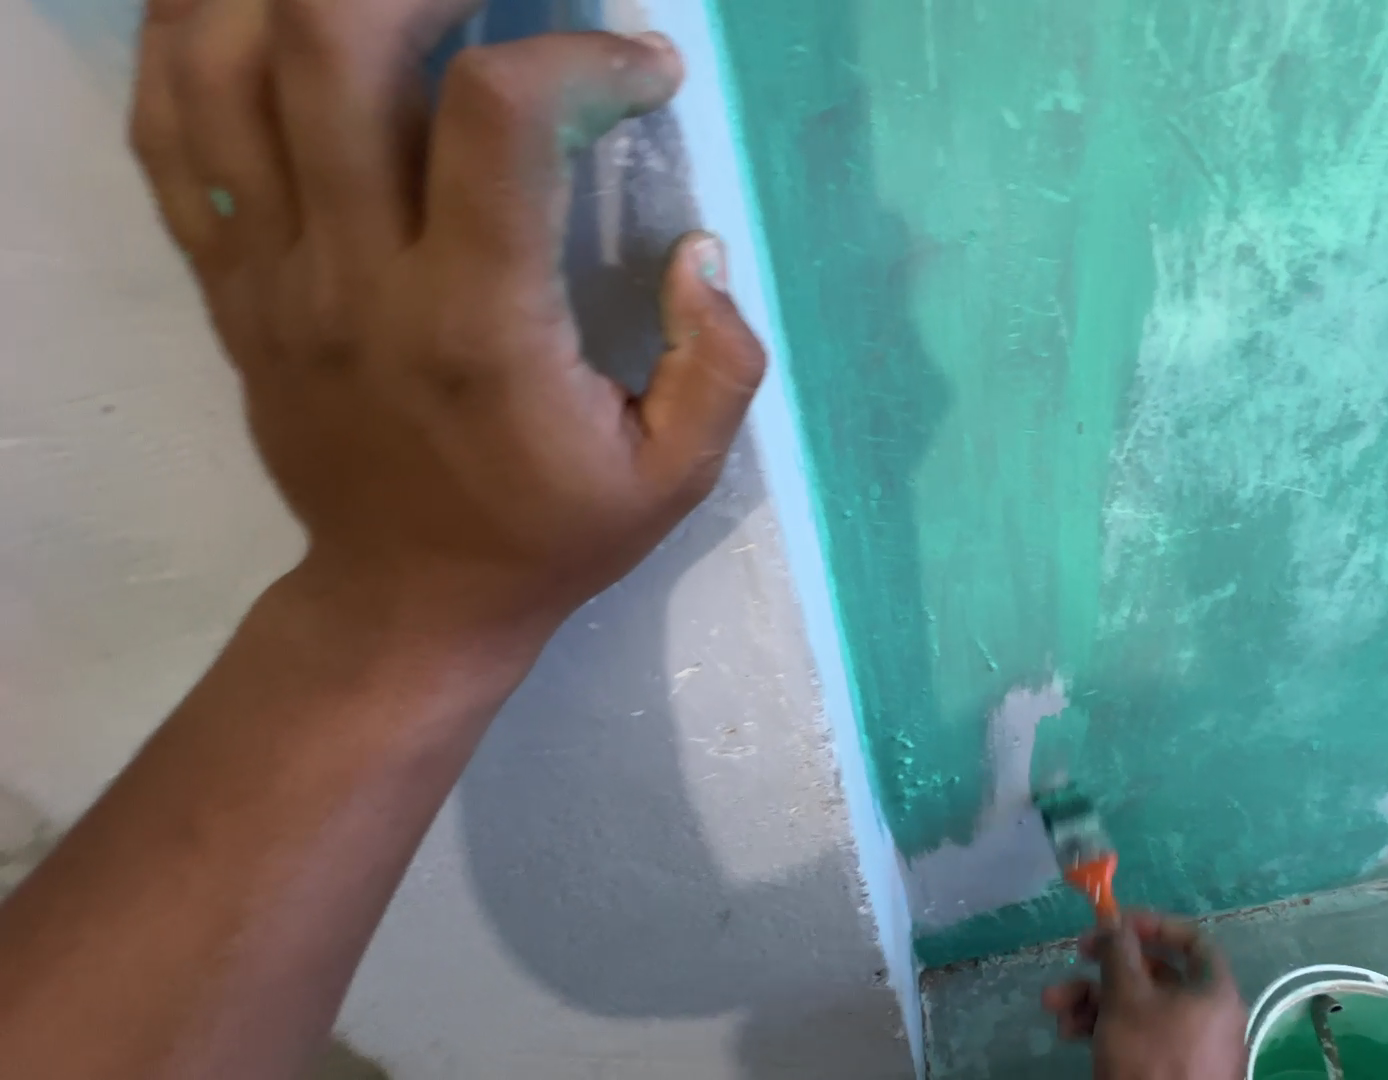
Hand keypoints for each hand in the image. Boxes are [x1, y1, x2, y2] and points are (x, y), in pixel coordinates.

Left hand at [130, 0, 765, 646]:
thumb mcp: (680, 474)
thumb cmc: (559, 534)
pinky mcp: (232, 287)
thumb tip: (703, 253)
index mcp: (483, 327)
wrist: (417, 598)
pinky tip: (278, 24)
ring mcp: (273, 276)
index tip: (647, 67)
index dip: (583, 58)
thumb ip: (718, 366)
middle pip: (332, 40)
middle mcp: (359, 279)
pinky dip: (201, 37)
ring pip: (221, 54)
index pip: (502, 121)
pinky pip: (172, 123)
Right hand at [1043, 913, 1249, 1079]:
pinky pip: (1140, 1036)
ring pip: (1139, 1005)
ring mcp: (1190, 1049)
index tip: (1116, 923)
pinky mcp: (1170, 1074)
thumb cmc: (1150, 1061)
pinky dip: (1105, 1027)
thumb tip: (1114, 919)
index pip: (1191, 939)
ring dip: (1093, 997)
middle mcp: (1207, 1016)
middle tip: (1078, 954)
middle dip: (1107, 965)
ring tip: (1055, 1005)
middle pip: (1155, 972)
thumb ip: (1117, 950)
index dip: (1153, 923)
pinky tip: (1068, 1032)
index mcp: (1213, 992)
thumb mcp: (1125, 997)